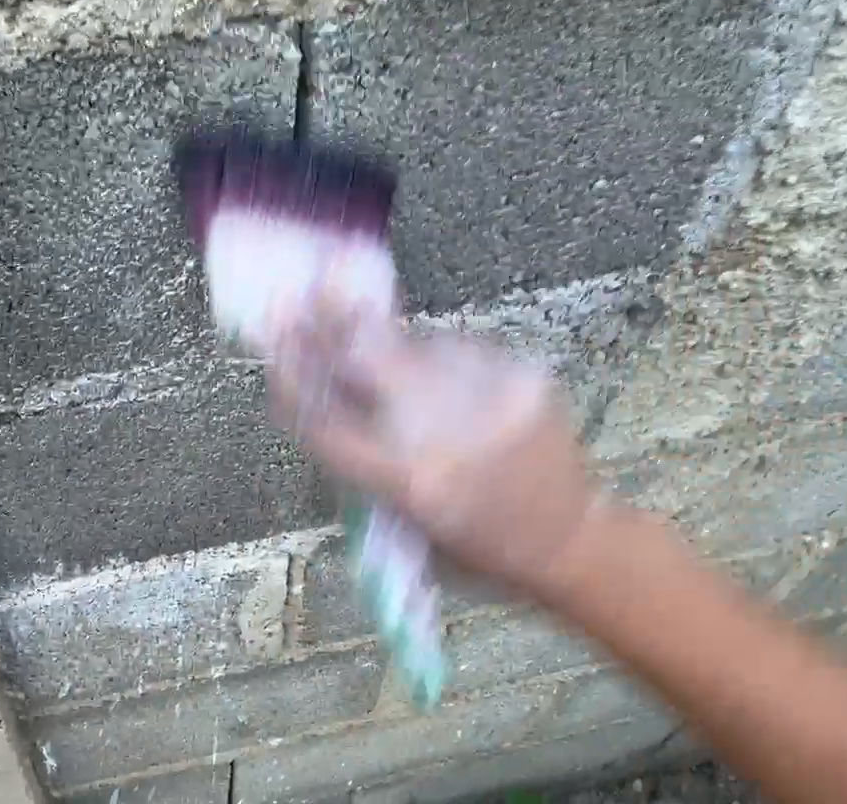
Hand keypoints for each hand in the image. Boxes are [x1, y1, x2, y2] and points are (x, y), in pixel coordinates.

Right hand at [266, 296, 596, 601]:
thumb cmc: (476, 547)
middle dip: (324, 325)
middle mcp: (447, 436)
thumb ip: (361, 459)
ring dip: (383, 341)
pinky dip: (436, 355)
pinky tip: (439, 373)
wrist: (575, 542)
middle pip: (367, 358)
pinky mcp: (523, 378)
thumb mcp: (404, 523)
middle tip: (295, 299)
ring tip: (371, 338)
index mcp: (410, 482)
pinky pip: (458, 349)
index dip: (292, 381)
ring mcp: (489, 398)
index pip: (327, 420)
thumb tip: (319, 398)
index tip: (272, 351)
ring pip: (413, 346)